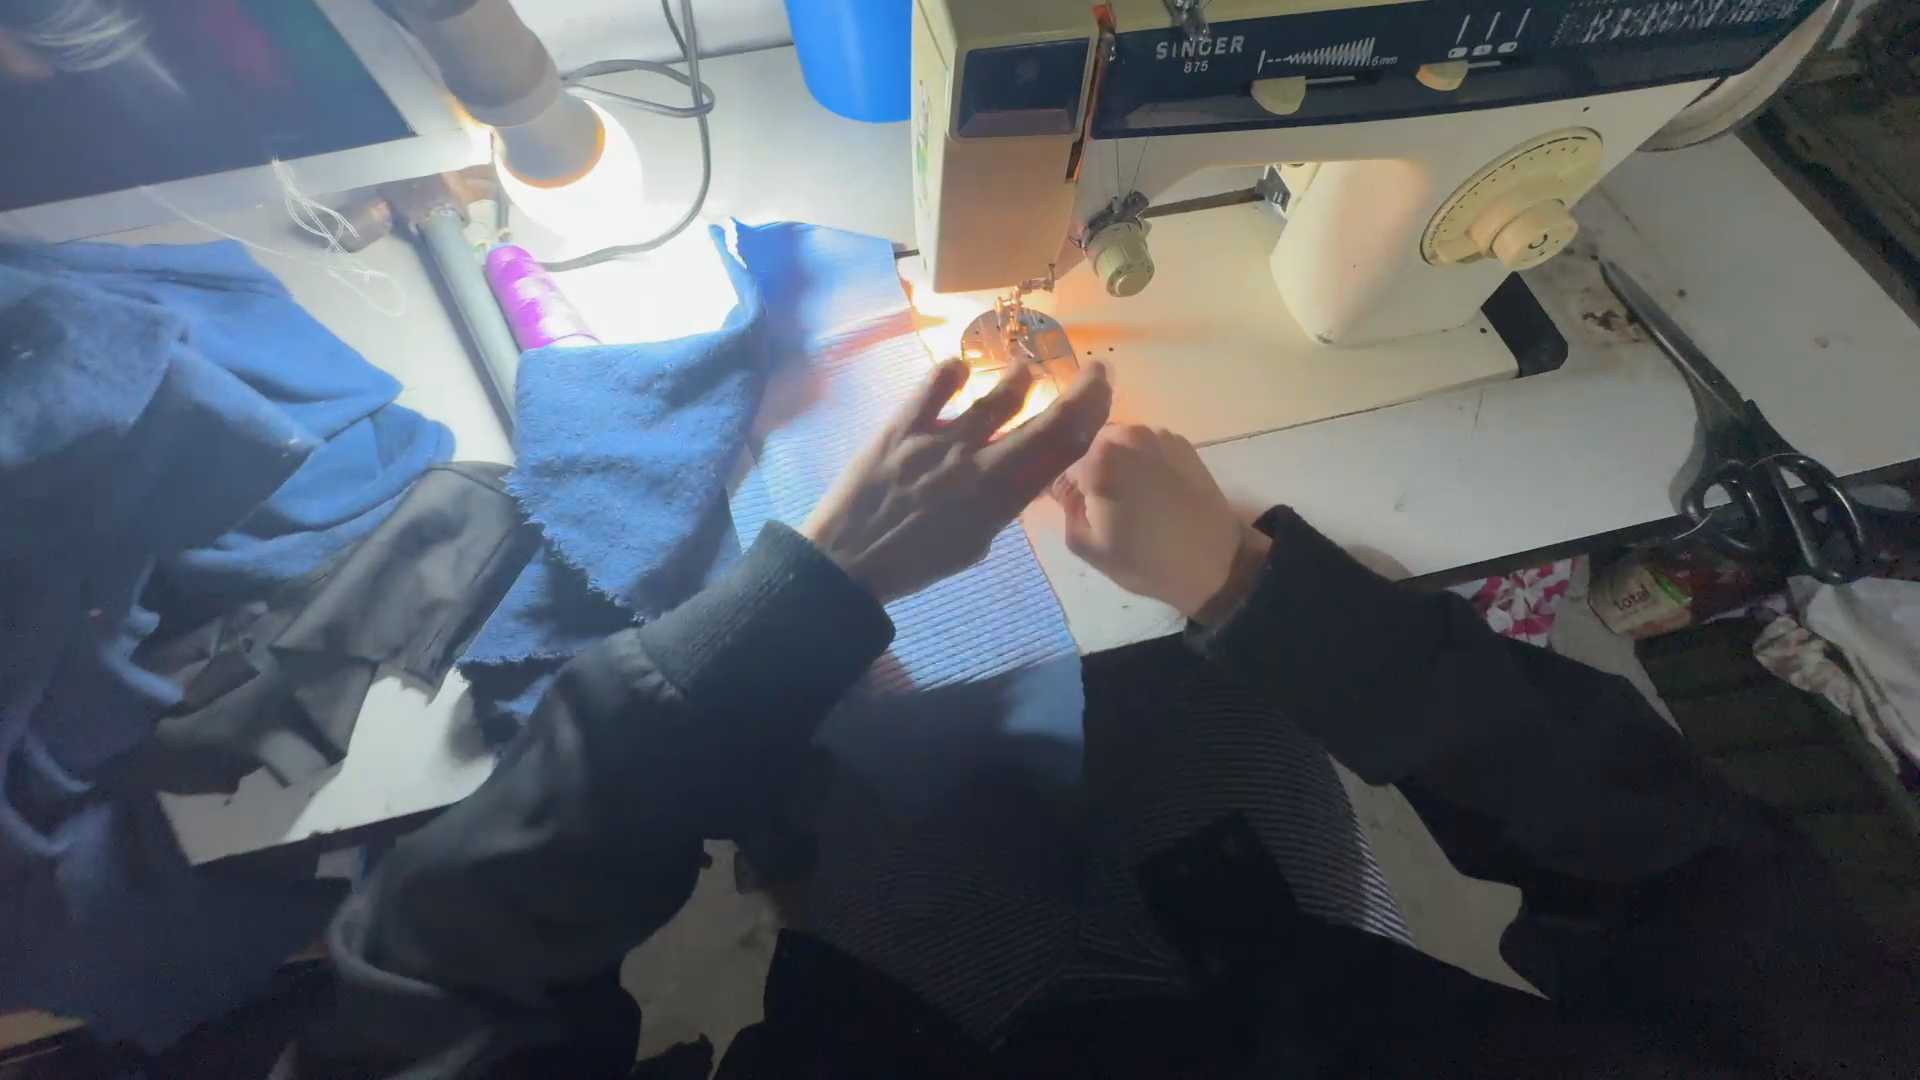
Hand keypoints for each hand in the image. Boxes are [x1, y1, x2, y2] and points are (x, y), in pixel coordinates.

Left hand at [802, 358, 1111, 603]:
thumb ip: (999, 505)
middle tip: (1092, 371)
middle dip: (1080, 392)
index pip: (1061, 453)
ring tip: (1024, 369)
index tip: (1100, 396)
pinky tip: (961, 368)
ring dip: (1019, 379)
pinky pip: (936, 386)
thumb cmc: (914, 562)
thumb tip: (1016, 473)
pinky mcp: (903, 427)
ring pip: (998, 398)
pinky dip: (954, 371)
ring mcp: (941, 444)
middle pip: (1046, 423)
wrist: (848, 562)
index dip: (1090, 419)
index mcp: (1001, 503)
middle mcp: (981, 468)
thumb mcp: (972, 544)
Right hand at [1050, 425, 1270, 623]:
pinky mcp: (1181, 443)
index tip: (1069, 504)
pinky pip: (1145, 447)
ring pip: (1117, 444)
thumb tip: (1061, 484)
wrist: (1214, 563)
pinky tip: (1151, 492)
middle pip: (1088, 446)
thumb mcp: (1085, 543)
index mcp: (1096, 459)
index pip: (1058, 462)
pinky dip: (1141, 463)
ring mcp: (1157, 435)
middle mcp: (1125, 435)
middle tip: (1099, 505)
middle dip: (1088, 470)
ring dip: (1115, 464)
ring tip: (1128, 500)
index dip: (1060, 484)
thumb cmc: (1144, 560)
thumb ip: (1064, 505)